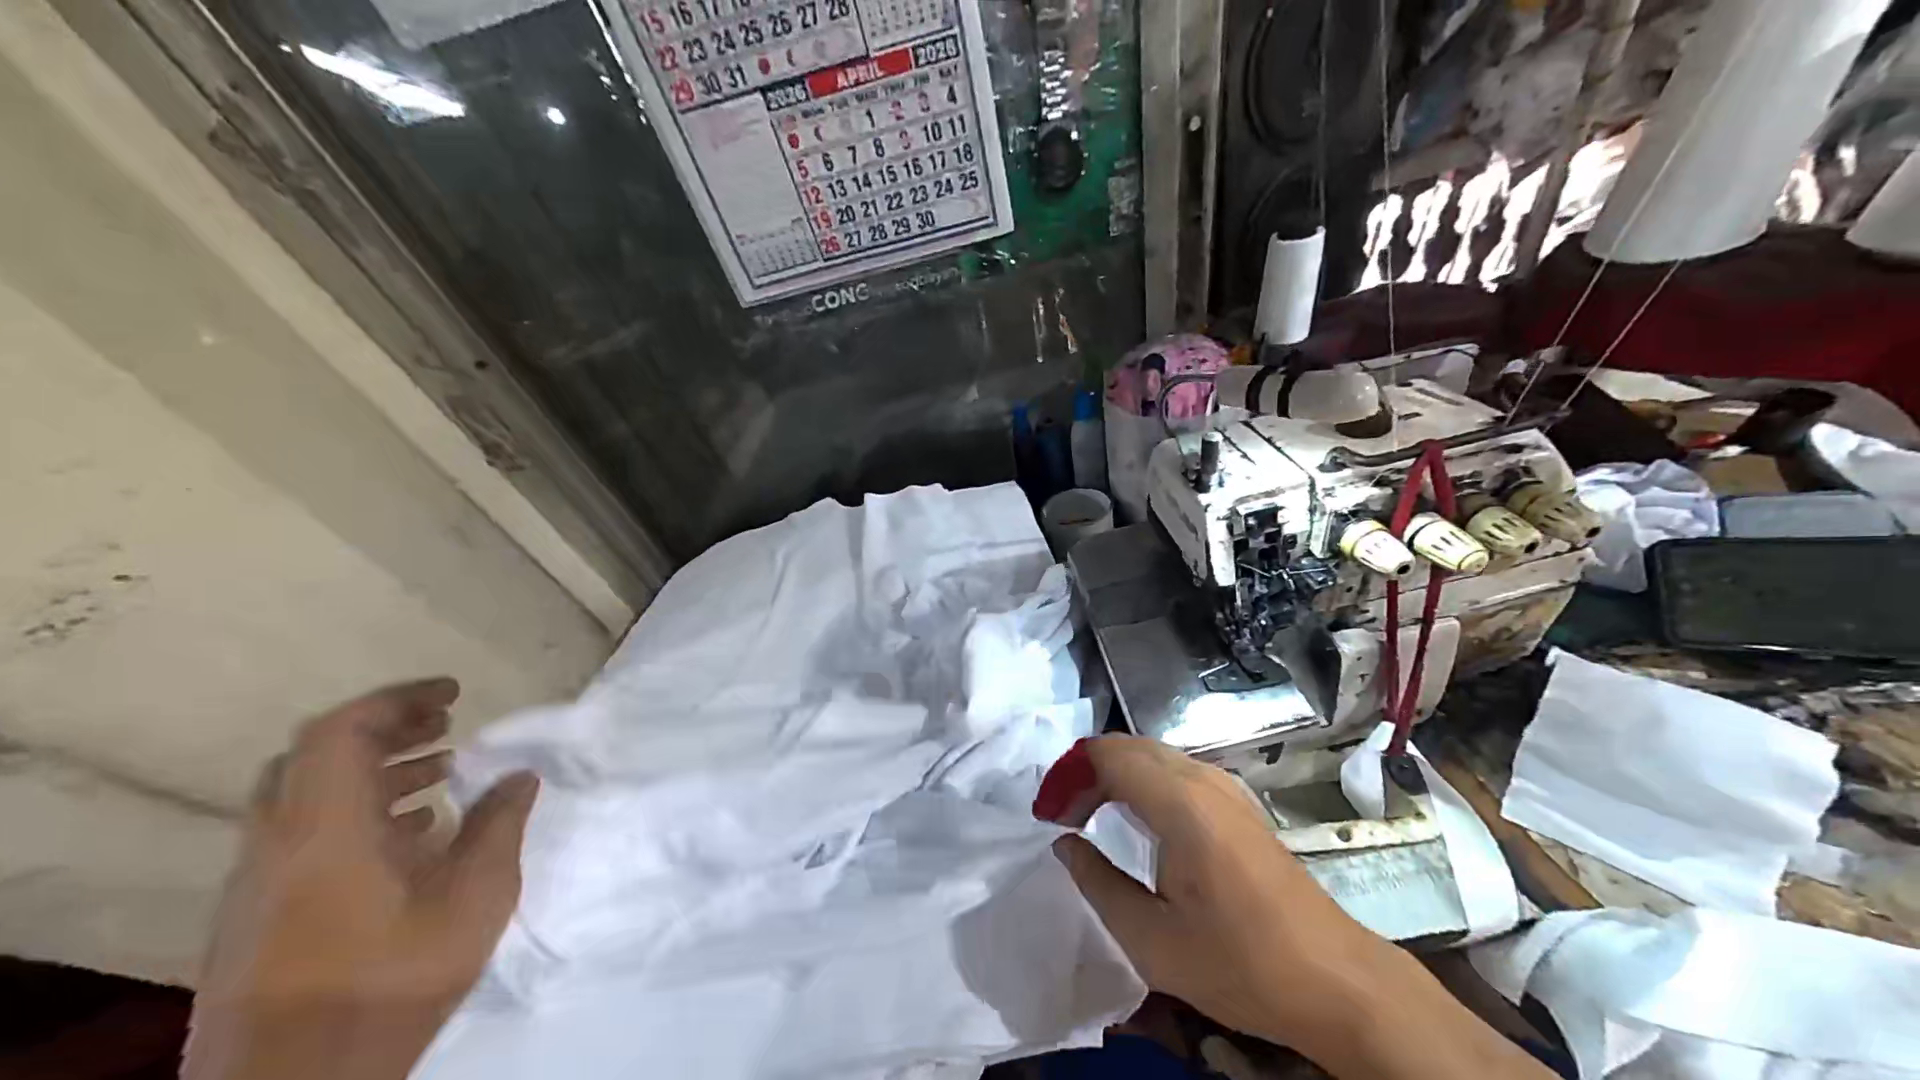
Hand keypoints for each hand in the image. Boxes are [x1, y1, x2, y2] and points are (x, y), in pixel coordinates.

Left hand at [185, 679, 538, 1079]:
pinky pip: (307, 832)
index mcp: (323, 828)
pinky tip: (412, 833)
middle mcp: (278, 842)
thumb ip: (499, 825)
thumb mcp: (475, 896)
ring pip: (309, 794)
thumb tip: (519, 776)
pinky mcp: (261, 912)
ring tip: (441, 772)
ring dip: (376, 770)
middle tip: (447, 726)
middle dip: (387, 728)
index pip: (343, 730)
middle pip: (317, 755)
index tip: (455, 695)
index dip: (399, 699)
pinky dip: (358, 810)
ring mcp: (261, 879)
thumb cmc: (392, 977)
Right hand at [1035, 735, 1551, 1079]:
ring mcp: (1227, 789)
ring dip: (1113, 774)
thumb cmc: (1241, 964)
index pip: (1107, 755)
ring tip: (1088, 815)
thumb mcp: (1151, 940)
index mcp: (1180, 805)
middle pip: (1128, 746)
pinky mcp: (1239, 805)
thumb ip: (1097, 883)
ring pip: (1153, 755)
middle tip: (1062, 813)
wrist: (1337, 980)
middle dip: (1086, 770)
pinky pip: (1175, 771)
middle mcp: (1203, 781)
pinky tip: (1134, 820)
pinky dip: (1141, 781)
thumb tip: (1065, 843)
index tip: (1048, 814)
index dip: (1069, 774)